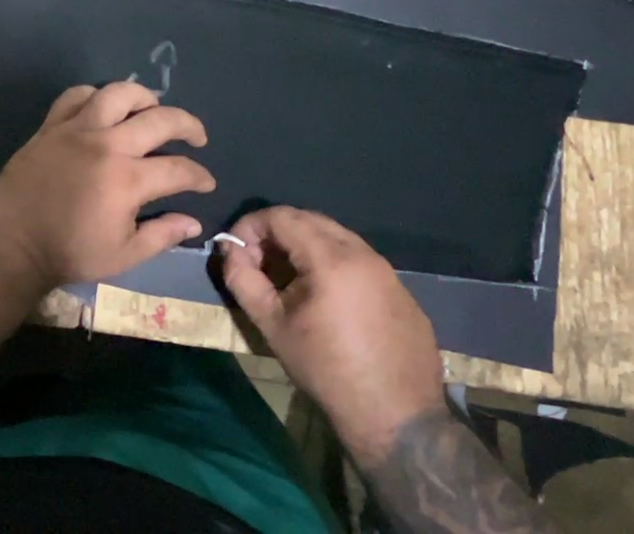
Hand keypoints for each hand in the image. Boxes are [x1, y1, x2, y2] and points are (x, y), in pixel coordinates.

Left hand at [0, 81, 215, 288]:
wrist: (14, 244)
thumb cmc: (71, 252)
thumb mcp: (125, 254)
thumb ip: (163, 234)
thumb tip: (193, 222)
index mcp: (127, 180)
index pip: (178, 169)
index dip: (200, 176)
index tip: (205, 183)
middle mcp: (105, 145)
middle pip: (159, 119)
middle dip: (188, 125)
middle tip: (196, 137)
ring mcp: (75, 130)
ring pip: (117, 93)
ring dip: (143, 98)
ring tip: (152, 111)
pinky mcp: (50, 127)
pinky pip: (75, 96)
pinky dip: (95, 96)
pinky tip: (104, 109)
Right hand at [219, 206, 445, 464]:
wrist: (395, 416)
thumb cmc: (324, 368)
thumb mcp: (270, 323)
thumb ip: (242, 278)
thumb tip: (229, 250)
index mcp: (331, 259)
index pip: (282, 216)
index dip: (251, 226)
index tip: (237, 251)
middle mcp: (364, 255)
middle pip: (310, 219)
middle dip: (277, 232)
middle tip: (259, 261)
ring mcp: (390, 272)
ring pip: (338, 237)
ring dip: (306, 245)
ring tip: (289, 278)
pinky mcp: (404, 292)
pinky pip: (361, 261)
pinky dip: (334, 264)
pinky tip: (326, 299)